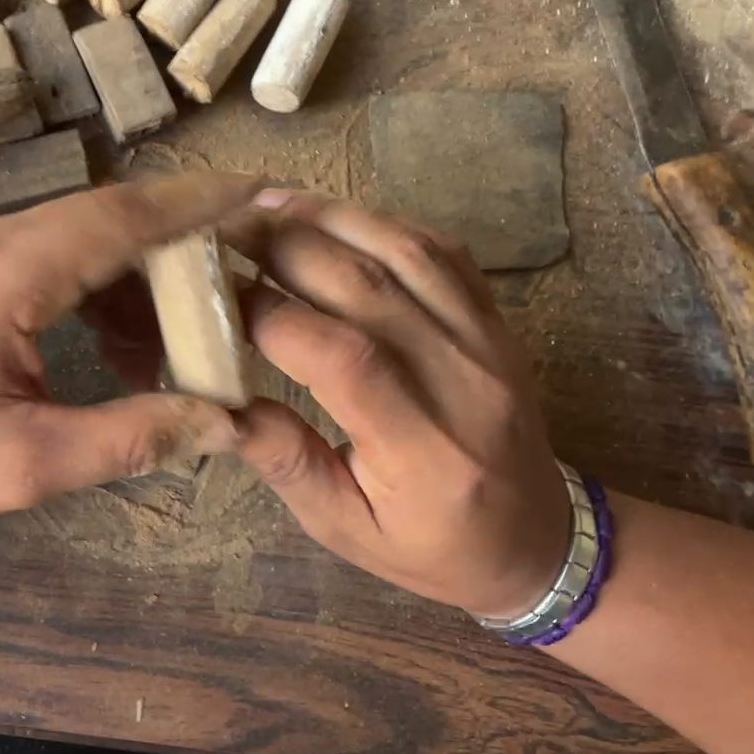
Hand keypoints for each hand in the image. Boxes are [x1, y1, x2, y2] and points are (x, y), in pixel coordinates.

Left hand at [0, 173, 261, 522]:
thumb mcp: (28, 464)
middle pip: (109, 212)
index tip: (260, 194)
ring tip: (204, 314)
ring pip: (90, 231)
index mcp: (2, 276)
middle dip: (187, 227)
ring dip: (150, 265)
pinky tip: (138, 338)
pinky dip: (112, 285)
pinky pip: (64, 256)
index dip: (194, 204)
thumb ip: (130, 438)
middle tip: (255, 248)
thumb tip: (224, 422)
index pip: (116, 218)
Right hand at [222, 190, 570, 618]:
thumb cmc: (431, 547)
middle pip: (369, 286)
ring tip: (264, 206)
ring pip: (406, 251)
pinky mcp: (497, 319)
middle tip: (221, 230)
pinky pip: (441, 250)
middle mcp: (464, 381)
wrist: (541, 541)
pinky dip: (379, 222)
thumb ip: (286, 462)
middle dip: (284, 248)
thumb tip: (218, 403)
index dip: (270, 315)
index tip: (212, 297)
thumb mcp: (345, 529)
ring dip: (329, 218)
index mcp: (424, 450)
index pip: (342, 357)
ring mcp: (489, 341)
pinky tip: (331, 217)